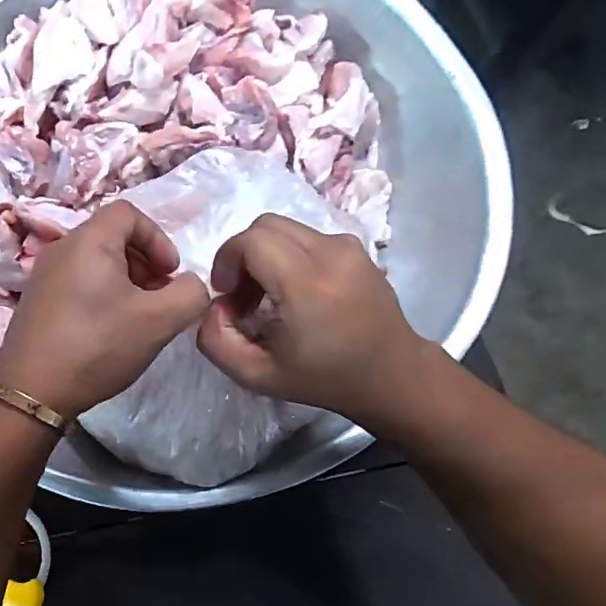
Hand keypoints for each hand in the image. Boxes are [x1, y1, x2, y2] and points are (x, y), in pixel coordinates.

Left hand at [0, 200, 208, 417]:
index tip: (171, 274)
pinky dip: (102, 295)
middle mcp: (61, 249)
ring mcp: (43, 276)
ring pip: (95, 263)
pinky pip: (78, 283)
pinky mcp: (36, 302)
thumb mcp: (159, 321)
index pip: (130, 213)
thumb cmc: (98, 346)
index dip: (158, 238)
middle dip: (145, 262)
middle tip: (160, 298)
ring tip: (138, 318)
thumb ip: (189, 295)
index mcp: (89, 241)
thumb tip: (190, 286)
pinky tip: (109, 331)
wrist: (31, 392)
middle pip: (112, 237)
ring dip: (126, 281)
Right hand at [197, 214, 429, 424]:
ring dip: (265, 254)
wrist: (390, 374)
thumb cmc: (324, 379)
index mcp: (307, 286)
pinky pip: (308, 236)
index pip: (251, 241)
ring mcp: (349, 246)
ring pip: (286, 228)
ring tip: (268, 294)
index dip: (226, 260)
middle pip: (265, 226)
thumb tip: (215, 307)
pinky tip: (295, 290)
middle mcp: (331, 254)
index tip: (227, 293)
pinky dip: (289, 254)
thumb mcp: (258, 376)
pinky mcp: (357, 247)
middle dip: (243, 254)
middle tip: (243, 294)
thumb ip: (217, 343)